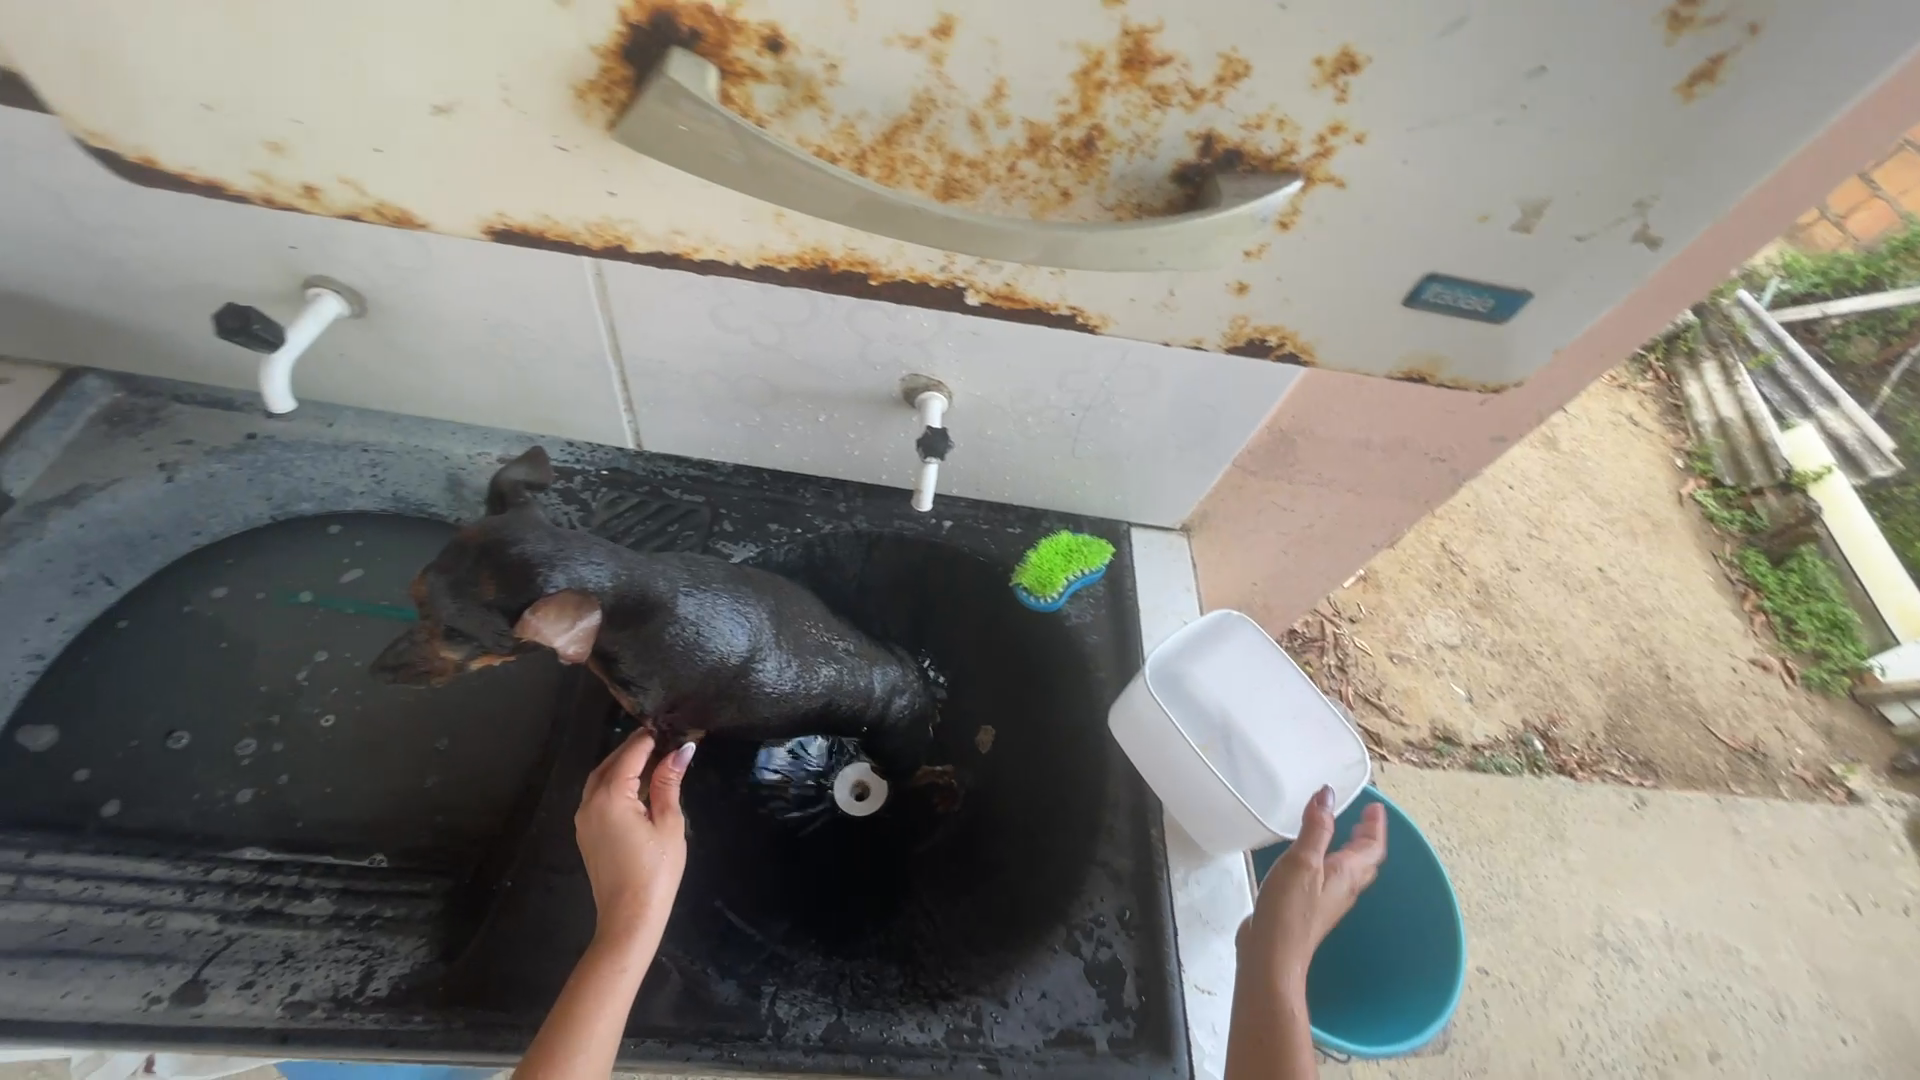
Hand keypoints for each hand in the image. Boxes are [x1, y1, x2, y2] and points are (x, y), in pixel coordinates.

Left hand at [574, 731, 695, 950]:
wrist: (630, 917)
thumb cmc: (656, 869)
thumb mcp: (669, 822)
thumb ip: (669, 782)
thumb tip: (682, 750)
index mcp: (611, 797)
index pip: (631, 755)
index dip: (651, 739)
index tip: (672, 726)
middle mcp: (589, 803)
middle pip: (611, 763)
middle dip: (635, 748)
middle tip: (665, 737)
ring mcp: (584, 820)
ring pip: (601, 779)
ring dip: (624, 764)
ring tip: (655, 757)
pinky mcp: (587, 833)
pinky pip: (598, 796)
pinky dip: (616, 782)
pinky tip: (639, 784)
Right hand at [1238, 785, 1387, 992]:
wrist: (1274, 953)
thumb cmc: (1290, 908)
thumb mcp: (1302, 861)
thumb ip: (1316, 827)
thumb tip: (1328, 794)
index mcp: (1346, 875)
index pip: (1371, 848)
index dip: (1375, 826)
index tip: (1375, 806)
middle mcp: (1343, 887)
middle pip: (1364, 860)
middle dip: (1366, 837)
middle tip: (1362, 817)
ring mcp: (1327, 899)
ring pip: (1348, 870)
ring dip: (1350, 848)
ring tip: (1342, 831)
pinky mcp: (1309, 905)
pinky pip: (1329, 876)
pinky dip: (1329, 859)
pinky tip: (1312, 856)